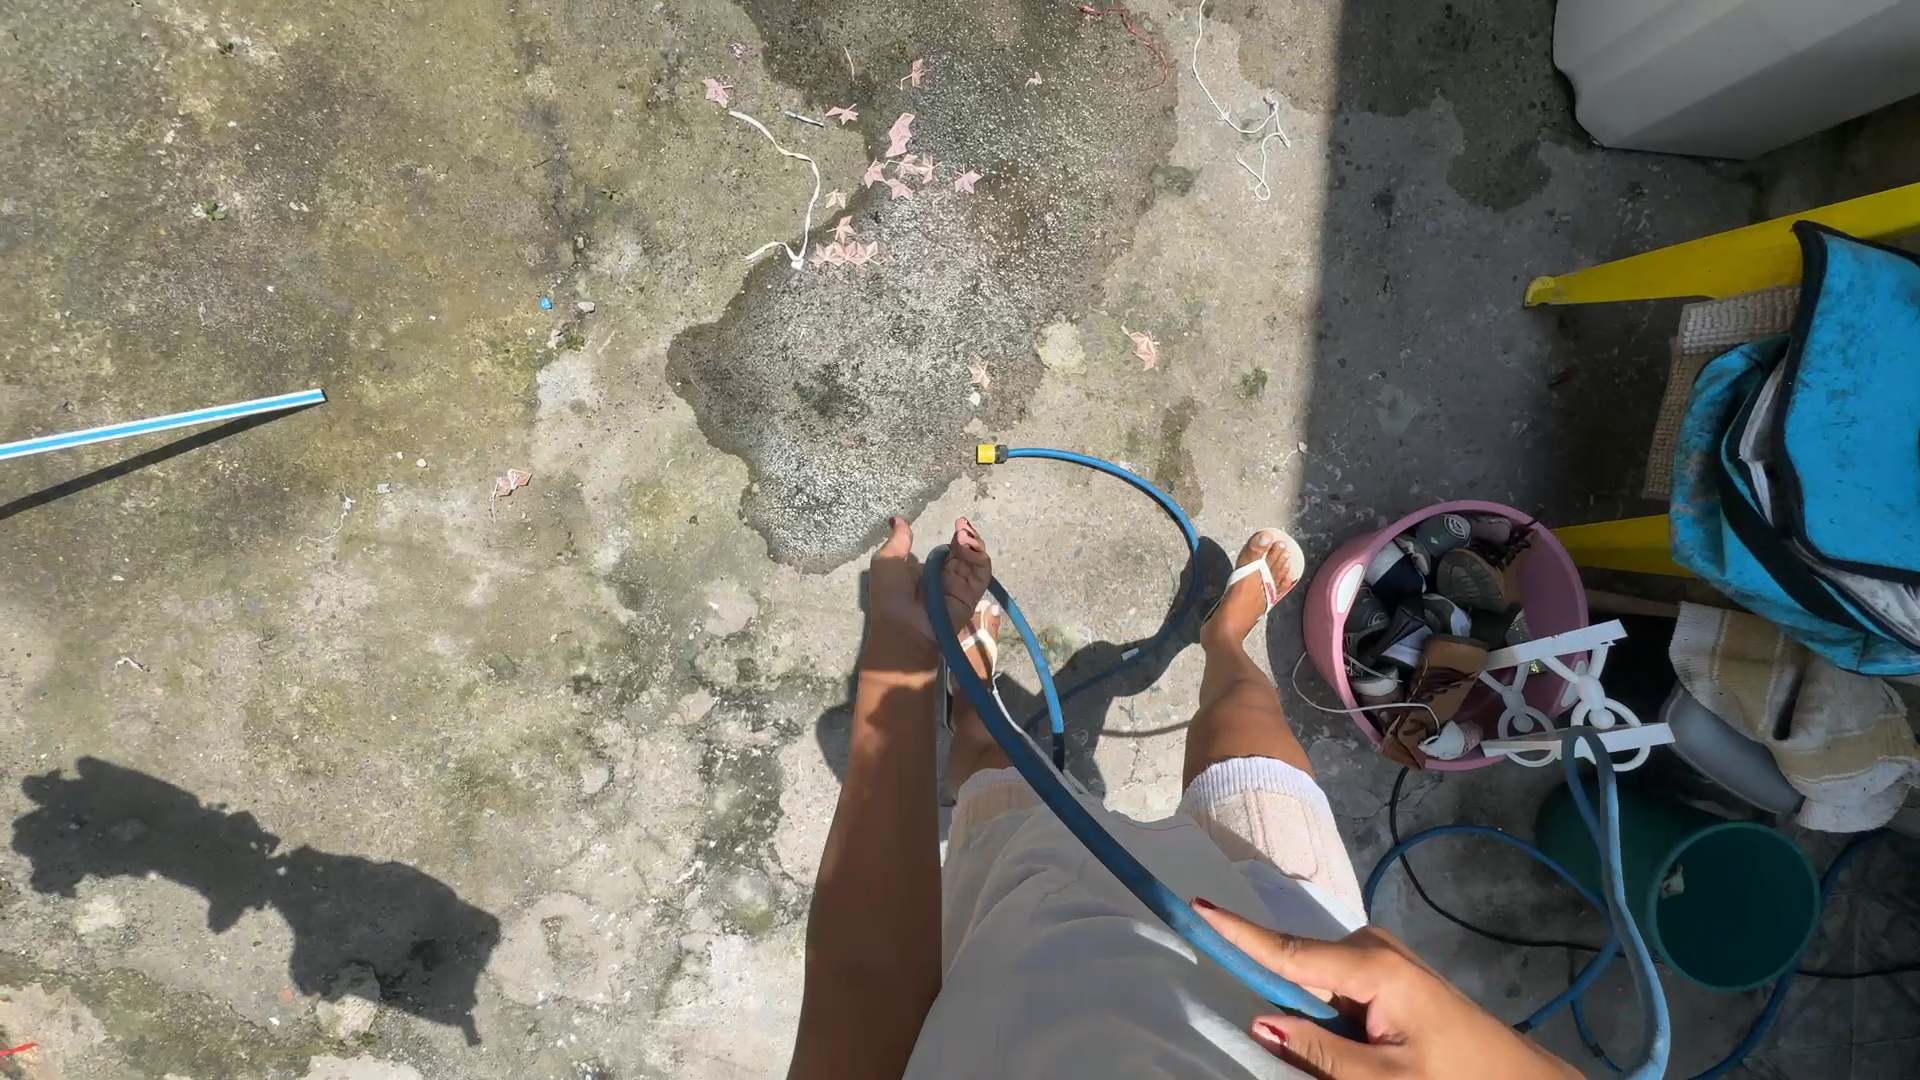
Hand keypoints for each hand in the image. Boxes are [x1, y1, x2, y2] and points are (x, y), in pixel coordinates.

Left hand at [865, 516, 992, 671]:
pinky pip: (981, 575)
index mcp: (929, 570)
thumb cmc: (890, 596)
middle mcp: (947, 578)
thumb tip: (898, 519)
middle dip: (967, 536)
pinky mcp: (971, 597)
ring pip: (976, 561)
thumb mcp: (887, 562)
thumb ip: (898, 540)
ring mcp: (960, 587)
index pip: (950, 549)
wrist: (902, 628)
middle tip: (962, 526)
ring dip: (974, 544)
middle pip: (965, 552)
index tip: (958, 523)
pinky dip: (980, 559)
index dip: (956, 536)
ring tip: (964, 535)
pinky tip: (968, 547)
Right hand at [1194, 901, 1580, 1079]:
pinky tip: (1366, 1051)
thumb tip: (1258, 1024)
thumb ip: (1322, 1054)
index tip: (1199, 907)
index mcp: (1372, 967)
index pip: (1289, 953)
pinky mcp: (1386, 970)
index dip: (1240, 934)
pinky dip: (1336, 1017)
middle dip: (1290, 1005)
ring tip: (1367, 1063)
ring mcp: (1380, 955)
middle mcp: (1371, 947)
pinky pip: (1338, 987)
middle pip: (1302, 969)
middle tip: (1338, 1056)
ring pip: (1320, 982)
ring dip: (1318, 1018)